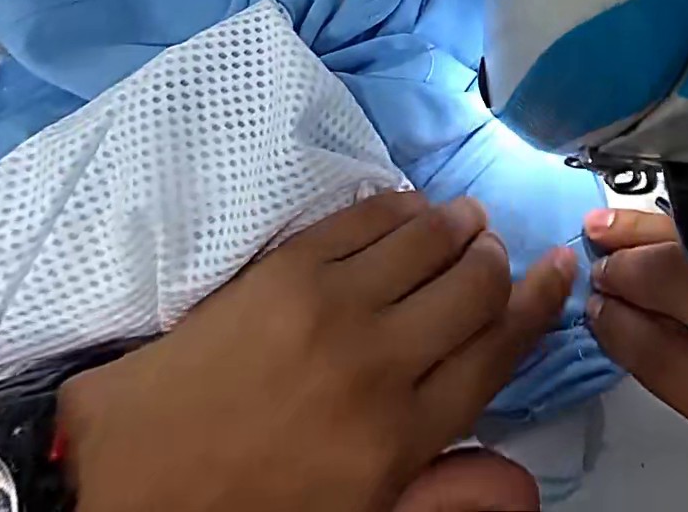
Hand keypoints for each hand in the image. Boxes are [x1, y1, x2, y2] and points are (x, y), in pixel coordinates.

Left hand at [61, 191, 575, 511]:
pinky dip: (405, 206)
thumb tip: (528, 485)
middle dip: (497, 259)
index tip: (560, 265)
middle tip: (492, 252)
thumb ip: (446, 501)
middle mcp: (380, 359)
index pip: (498, 347)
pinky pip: (373, 213)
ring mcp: (334, 301)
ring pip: (431, 237)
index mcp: (401, 435)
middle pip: (475, 283)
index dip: (540, 300)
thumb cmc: (250, 507)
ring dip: (459, 223)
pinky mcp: (292, 262)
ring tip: (463, 222)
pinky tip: (411, 211)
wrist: (127, 476)